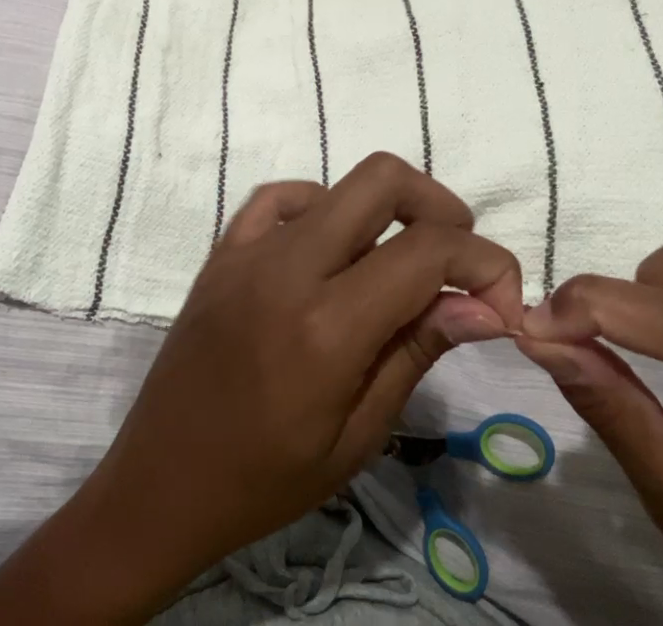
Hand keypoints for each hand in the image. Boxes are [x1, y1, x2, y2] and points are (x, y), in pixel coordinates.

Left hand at [0, 153, 522, 623]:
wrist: (161, 482)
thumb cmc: (265, 481)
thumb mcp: (357, 436)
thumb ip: (417, 353)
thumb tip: (484, 304)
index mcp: (327, 325)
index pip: (428, 249)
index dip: (484, 263)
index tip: (501, 301)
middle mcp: (285, 268)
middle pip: (382, 180)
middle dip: (440, 209)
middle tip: (457, 263)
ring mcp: (244, 253)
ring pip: (332, 185)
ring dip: (382, 210)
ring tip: (396, 266)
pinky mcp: (218, 255)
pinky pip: (276, 200)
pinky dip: (318, 207)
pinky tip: (329, 249)